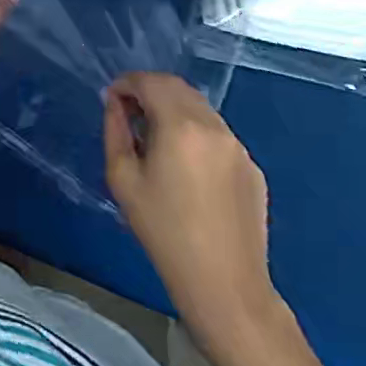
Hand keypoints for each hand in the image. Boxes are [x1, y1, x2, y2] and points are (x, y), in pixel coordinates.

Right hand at [104, 72, 277, 333]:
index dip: (127, 83)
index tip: (112, 99)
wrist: (224, 284)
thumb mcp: (123, 180)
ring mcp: (238, 145)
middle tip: (129, 113)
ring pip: (200, 109)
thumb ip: (115, 131)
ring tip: (155, 140)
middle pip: (178, 88)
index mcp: (180, 125)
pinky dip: (196, 134)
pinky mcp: (252, 167)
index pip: (150, 82)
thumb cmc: (164, 232)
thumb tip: (115, 104)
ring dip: (174, 110)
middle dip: (149, 91)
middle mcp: (213, 126)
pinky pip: (218, 136)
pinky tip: (187, 168)